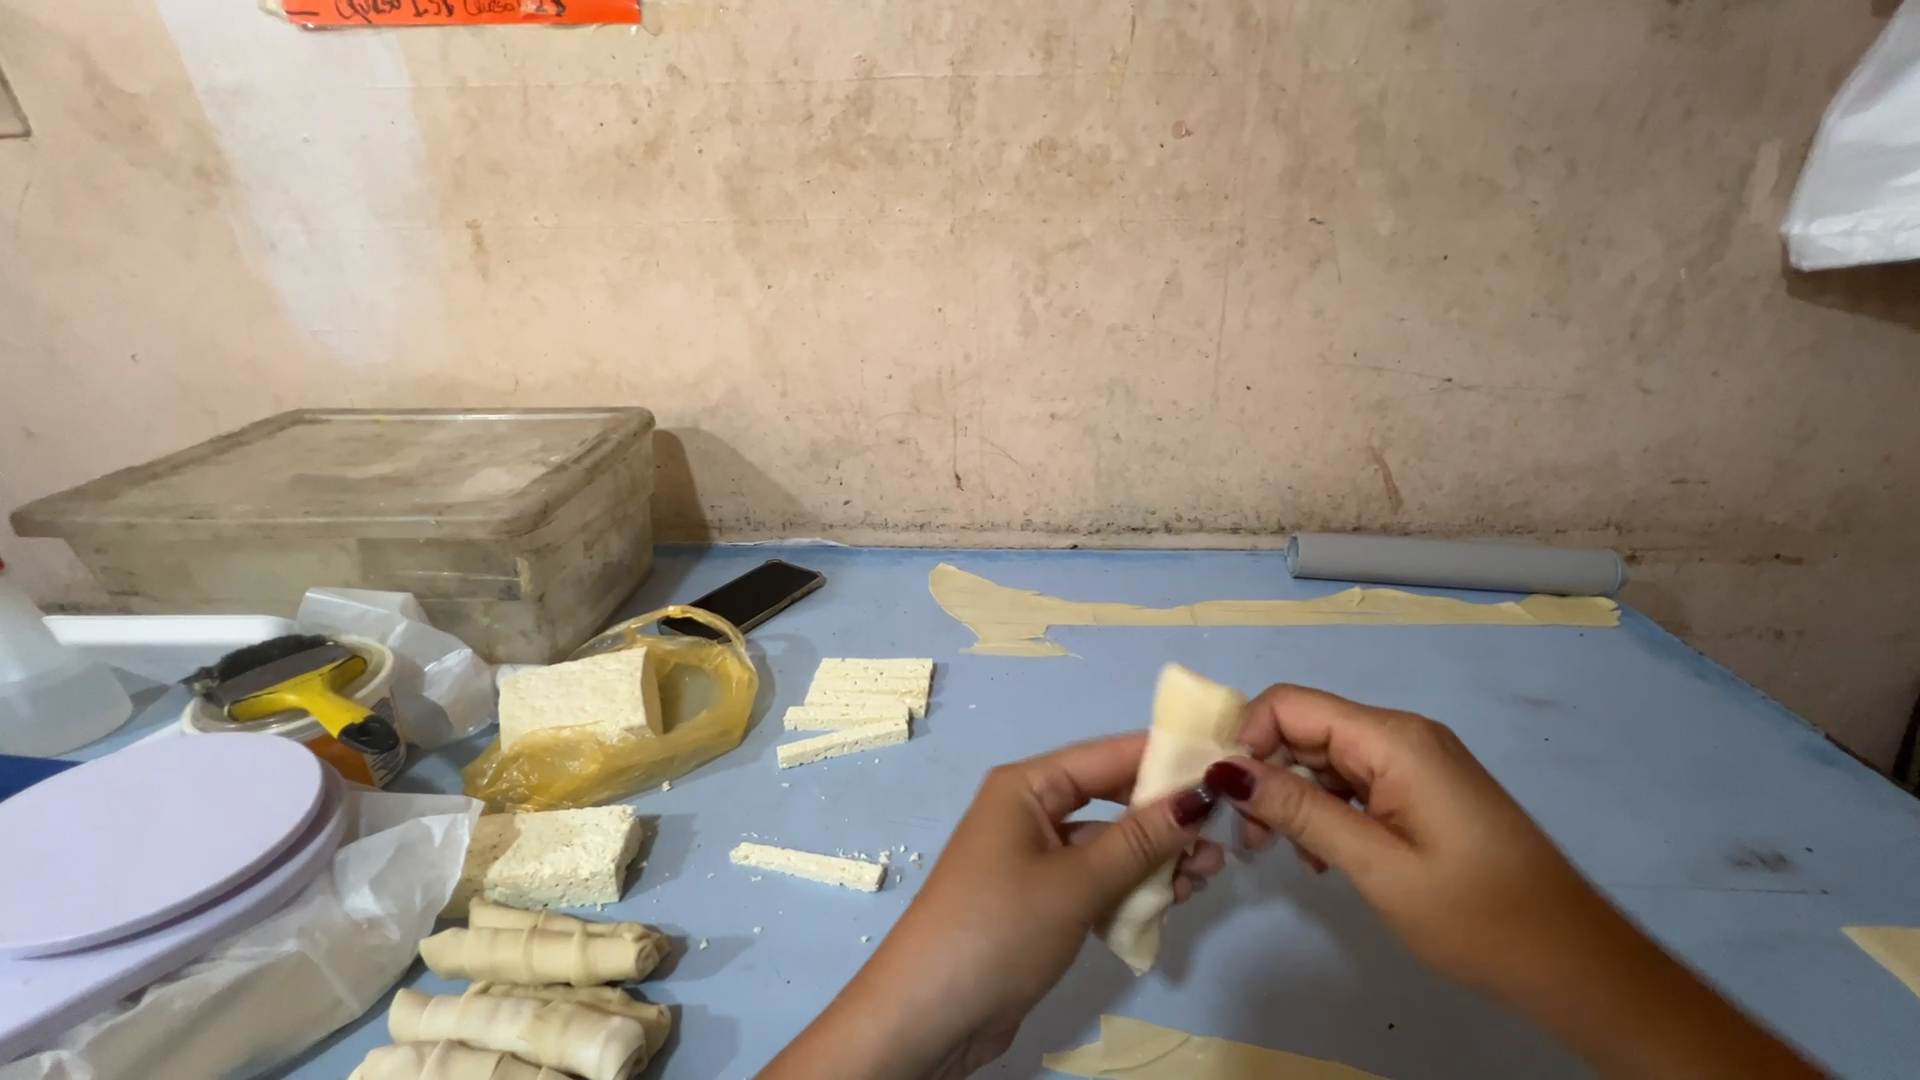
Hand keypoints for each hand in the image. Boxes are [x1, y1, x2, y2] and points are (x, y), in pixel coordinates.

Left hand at [759, 734, 1223, 1079]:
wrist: (930, 1013)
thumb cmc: (999, 927)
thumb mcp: (1076, 881)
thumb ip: (1139, 840)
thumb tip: (1197, 794)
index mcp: (1027, 785)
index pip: (1106, 756)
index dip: (1163, 756)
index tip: (1222, 763)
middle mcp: (1031, 810)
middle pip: (1110, 798)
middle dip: (1165, 815)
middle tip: (1222, 833)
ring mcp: (1035, 856)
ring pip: (1109, 842)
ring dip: (1155, 855)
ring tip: (1206, 873)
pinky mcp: (1042, 898)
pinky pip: (1097, 877)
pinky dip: (1132, 886)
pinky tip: (1171, 899)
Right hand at [1202, 684, 1605, 996]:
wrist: (1577, 964)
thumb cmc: (1476, 915)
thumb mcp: (1373, 863)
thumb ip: (1297, 809)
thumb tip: (1224, 769)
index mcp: (1392, 739)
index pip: (1289, 704)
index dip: (1247, 738)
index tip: (1227, 793)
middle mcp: (1400, 734)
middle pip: (1303, 728)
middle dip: (1266, 773)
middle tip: (1252, 837)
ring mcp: (1413, 760)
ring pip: (1322, 757)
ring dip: (1292, 797)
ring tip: (1287, 855)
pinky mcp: (1419, 787)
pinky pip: (1351, 780)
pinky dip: (1325, 809)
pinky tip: (1323, 856)